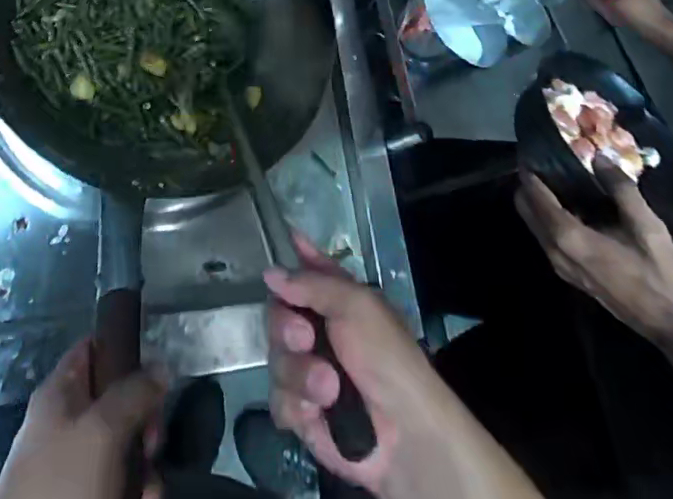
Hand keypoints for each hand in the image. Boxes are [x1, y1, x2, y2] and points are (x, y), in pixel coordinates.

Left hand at [0, 339, 166, 498]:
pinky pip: (127, 482)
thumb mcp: (101, 429)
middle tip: (151, 440)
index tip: (153, 365)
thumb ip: (134, 392)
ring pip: (128, 445)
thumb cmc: (62, 485)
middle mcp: (68, 424)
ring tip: (146, 484)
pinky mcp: (92, 495)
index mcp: (58, 396)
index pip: (93, 349)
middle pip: (120, 399)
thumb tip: (161, 366)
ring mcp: (79, 465)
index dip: (123, 348)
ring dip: (146, 463)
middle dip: (145, 418)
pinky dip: (140, 491)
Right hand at [266, 238, 541, 498]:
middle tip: (304, 338)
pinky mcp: (303, 412)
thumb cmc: (385, 356)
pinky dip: (298, 406)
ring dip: (300, 374)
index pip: (309, 271)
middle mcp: (319, 332)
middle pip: (277, 316)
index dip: (295, 257)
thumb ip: (311, 284)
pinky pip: (278, 400)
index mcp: (338, 301)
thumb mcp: (355, 305)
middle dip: (286, 328)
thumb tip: (270, 272)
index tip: (284, 240)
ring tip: (329, 389)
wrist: (402, 432)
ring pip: (275, 360)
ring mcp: (308, 372)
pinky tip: (319, 413)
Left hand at [515, 163, 672, 358]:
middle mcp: (555, 250)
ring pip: (534, 224)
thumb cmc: (659, 273)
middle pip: (526, 209)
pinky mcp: (569, 273)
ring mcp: (559, 265)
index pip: (534, 196)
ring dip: (537, 201)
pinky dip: (548, 217)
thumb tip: (598, 156)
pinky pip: (546, 237)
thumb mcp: (646, 226)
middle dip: (528, 184)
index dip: (529, 173)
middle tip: (544, 162)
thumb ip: (620, 188)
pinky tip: (571, 205)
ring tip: (556, 178)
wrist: (670, 324)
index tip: (532, 152)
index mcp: (568, 237)